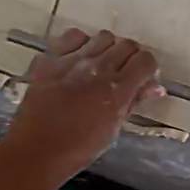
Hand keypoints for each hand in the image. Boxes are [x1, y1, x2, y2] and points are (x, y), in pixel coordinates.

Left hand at [0, 29, 161, 189]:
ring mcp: (72, 60)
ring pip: (103, 36)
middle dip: (130, 57)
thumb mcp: (113, 129)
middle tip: (122, 72)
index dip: (147, 67)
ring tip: (100, 64)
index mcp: (117, 90)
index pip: (145, 60)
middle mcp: (98, 68)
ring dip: (107, 48)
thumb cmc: (78, 149)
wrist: (34, 153)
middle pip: (127, 44)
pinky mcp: (50, 58)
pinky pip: (72, 36)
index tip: (142, 76)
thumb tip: (156, 87)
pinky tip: (77, 58)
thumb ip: (134, 102)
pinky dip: (80, 43)